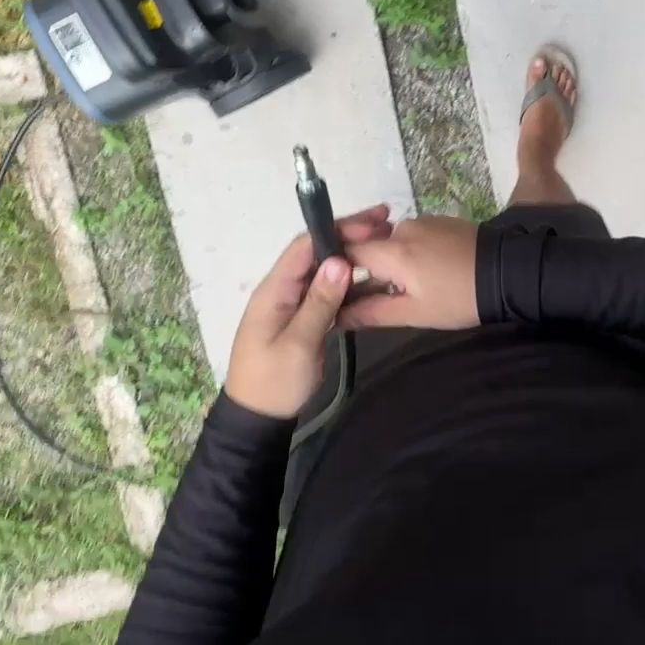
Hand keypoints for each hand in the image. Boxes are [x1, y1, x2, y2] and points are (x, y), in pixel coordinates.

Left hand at [223, 204, 392, 418]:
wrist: (257, 420)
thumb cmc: (274, 382)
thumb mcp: (298, 344)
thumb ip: (319, 302)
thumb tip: (339, 261)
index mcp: (274, 290)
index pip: (306, 245)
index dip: (338, 229)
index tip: (372, 224)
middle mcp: (283, 289)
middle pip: (317, 251)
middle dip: (350, 235)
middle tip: (387, 224)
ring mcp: (294, 302)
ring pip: (325, 269)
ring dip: (354, 255)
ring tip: (387, 244)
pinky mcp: (305, 316)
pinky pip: (328, 290)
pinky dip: (351, 280)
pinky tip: (376, 277)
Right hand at [340, 215, 478, 329]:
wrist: (508, 272)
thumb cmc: (459, 298)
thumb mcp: (414, 313)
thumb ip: (372, 312)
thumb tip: (336, 316)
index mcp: (393, 250)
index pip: (347, 251)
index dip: (337, 270)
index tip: (336, 290)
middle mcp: (404, 227)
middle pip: (370, 246)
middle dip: (369, 271)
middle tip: (378, 298)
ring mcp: (425, 221)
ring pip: (393, 242)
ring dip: (393, 263)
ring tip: (409, 289)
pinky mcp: (441, 220)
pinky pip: (413, 236)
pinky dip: (411, 254)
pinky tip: (427, 273)